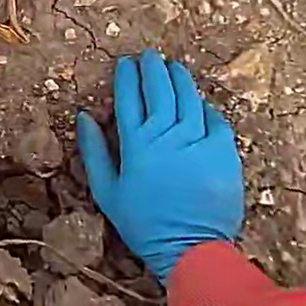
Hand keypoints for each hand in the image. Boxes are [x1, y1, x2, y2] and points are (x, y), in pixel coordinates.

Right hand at [75, 49, 242, 283]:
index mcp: (136, 143)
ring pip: (188, 98)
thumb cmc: (143, 223)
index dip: (127, 76)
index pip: (129, 97)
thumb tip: (83, 116)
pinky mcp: (222, 152)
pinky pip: (214, 119)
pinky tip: (199, 101)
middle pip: (159, 90)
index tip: (125, 62)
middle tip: (149, 56)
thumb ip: (94, 151)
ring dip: (179, 79)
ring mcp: (196, 141)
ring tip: (174, 67)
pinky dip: (204, 106)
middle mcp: (166, 134)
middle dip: (152, 68)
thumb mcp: (107, 191)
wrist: (191, 250)